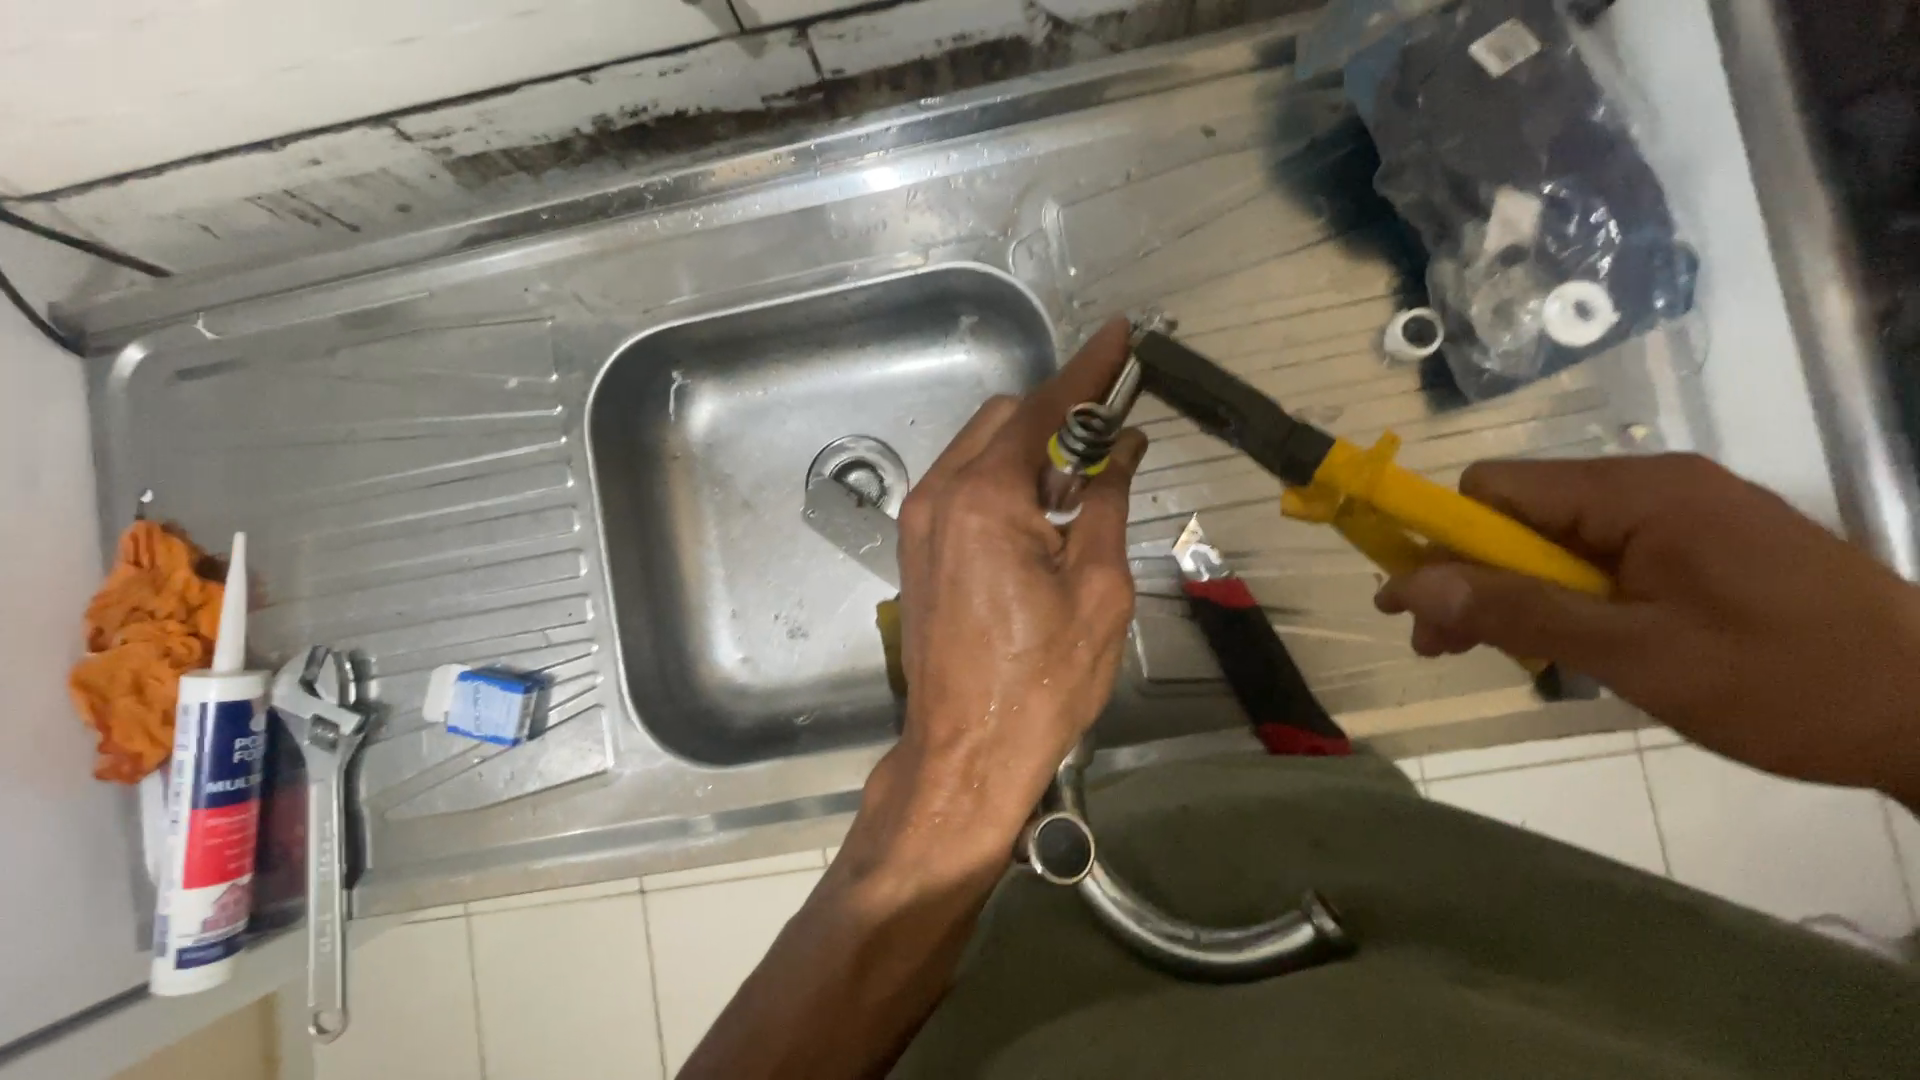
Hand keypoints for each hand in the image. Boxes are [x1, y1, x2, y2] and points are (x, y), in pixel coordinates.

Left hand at [843, 318, 1145, 882]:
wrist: (966, 750)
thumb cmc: (1043, 680)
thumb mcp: (1098, 589)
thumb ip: (1106, 503)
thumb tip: (1122, 448)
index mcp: (986, 498)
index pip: (1045, 408)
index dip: (1089, 370)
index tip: (1121, 337)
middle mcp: (940, 495)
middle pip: (1004, 418)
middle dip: (1058, 415)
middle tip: (1109, 438)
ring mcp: (919, 522)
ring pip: (979, 449)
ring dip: (1029, 448)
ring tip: (1077, 485)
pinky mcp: (916, 549)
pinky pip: (962, 485)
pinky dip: (1003, 478)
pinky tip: (1038, 513)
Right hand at [1375, 454, 1919, 803]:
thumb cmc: (1788, 684)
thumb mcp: (1636, 654)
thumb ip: (1517, 612)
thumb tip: (1408, 583)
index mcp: (1638, 494)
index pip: (1495, 489)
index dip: (1441, 540)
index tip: (1412, 603)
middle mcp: (1652, 487)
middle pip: (1517, 515)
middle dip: (1469, 577)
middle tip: (1441, 646)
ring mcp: (1680, 516)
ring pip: (1553, 541)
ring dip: (1512, 594)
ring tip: (1496, 654)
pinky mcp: (1699, 548)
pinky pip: (1599, 559)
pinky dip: (1562, 599)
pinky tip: (1561, 643)